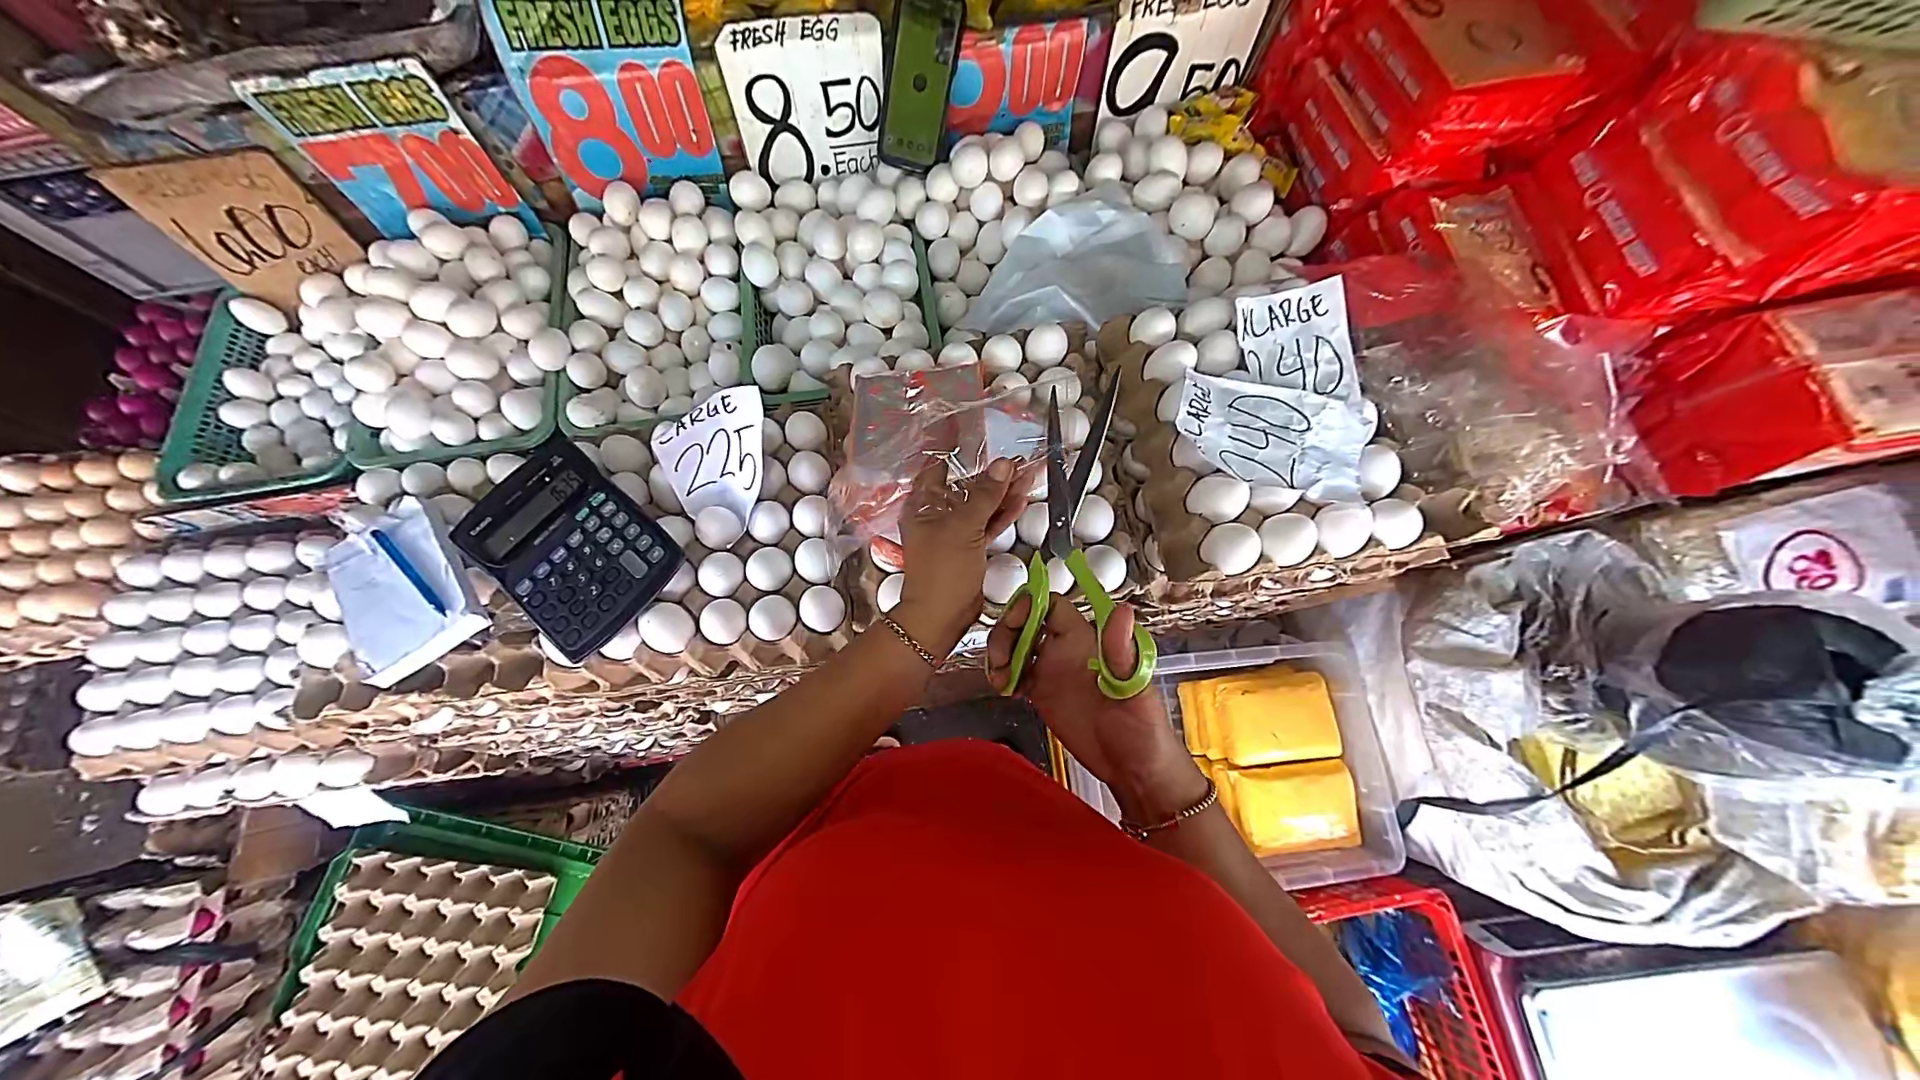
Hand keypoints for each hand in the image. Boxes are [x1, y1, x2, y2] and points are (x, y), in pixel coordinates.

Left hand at [896, 458, 1028, 653]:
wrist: (942, 616)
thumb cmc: (942, 571)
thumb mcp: (963, 527)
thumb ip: (984, 495)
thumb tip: (1003, 465)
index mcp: (923, 505)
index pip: (937, 466)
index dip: (951, 447)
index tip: (968, 428)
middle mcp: (936, 515)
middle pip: (965, 485)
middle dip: (990, 472)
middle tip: (1016, 457)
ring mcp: (954, 532)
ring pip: (980, 504)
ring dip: (1002, 491)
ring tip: (1027, 473)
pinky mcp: (969, 547)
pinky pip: (988, 523)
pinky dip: (1003, 512)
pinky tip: (1020, 499)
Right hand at [987, 595, 1205, 823]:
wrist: (1136, 773)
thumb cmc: (1145, 731)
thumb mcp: (1135, 691)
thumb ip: (1121, 652)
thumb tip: (1123, 611)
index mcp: (1088, 643)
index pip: (1052, 606)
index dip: (1029, 606)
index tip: (1013, 625)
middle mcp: (1068, 652)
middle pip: (1026, 622)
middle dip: (1006, 633)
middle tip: (999, 660)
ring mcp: (1054, 673)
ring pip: (1017, 646)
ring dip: (1000, 655)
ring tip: (999, 678)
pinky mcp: (1045, 695)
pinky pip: (1016, 673)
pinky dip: (1003, 675)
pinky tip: (1005, 690)